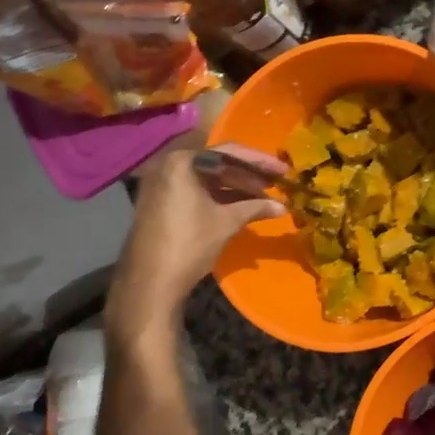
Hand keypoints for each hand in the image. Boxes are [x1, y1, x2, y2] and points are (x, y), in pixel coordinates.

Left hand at [105, 144, 285, 339]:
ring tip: (262, 197)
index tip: (283, 169)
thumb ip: (255, 208)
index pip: (229, 153)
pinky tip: (240, 206)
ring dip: (235, 187)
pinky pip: (196, 190)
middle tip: (275, 184)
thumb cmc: (190, 244)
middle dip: (248, 175)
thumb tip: (283, 206)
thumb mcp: (227, 222)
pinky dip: (218, 197)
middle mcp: (169, 166)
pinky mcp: (161, 202)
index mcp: (183, 163)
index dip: (260, 161)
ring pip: (207, 179)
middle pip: (217, 164)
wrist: (151, 281)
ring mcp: (162, 184)